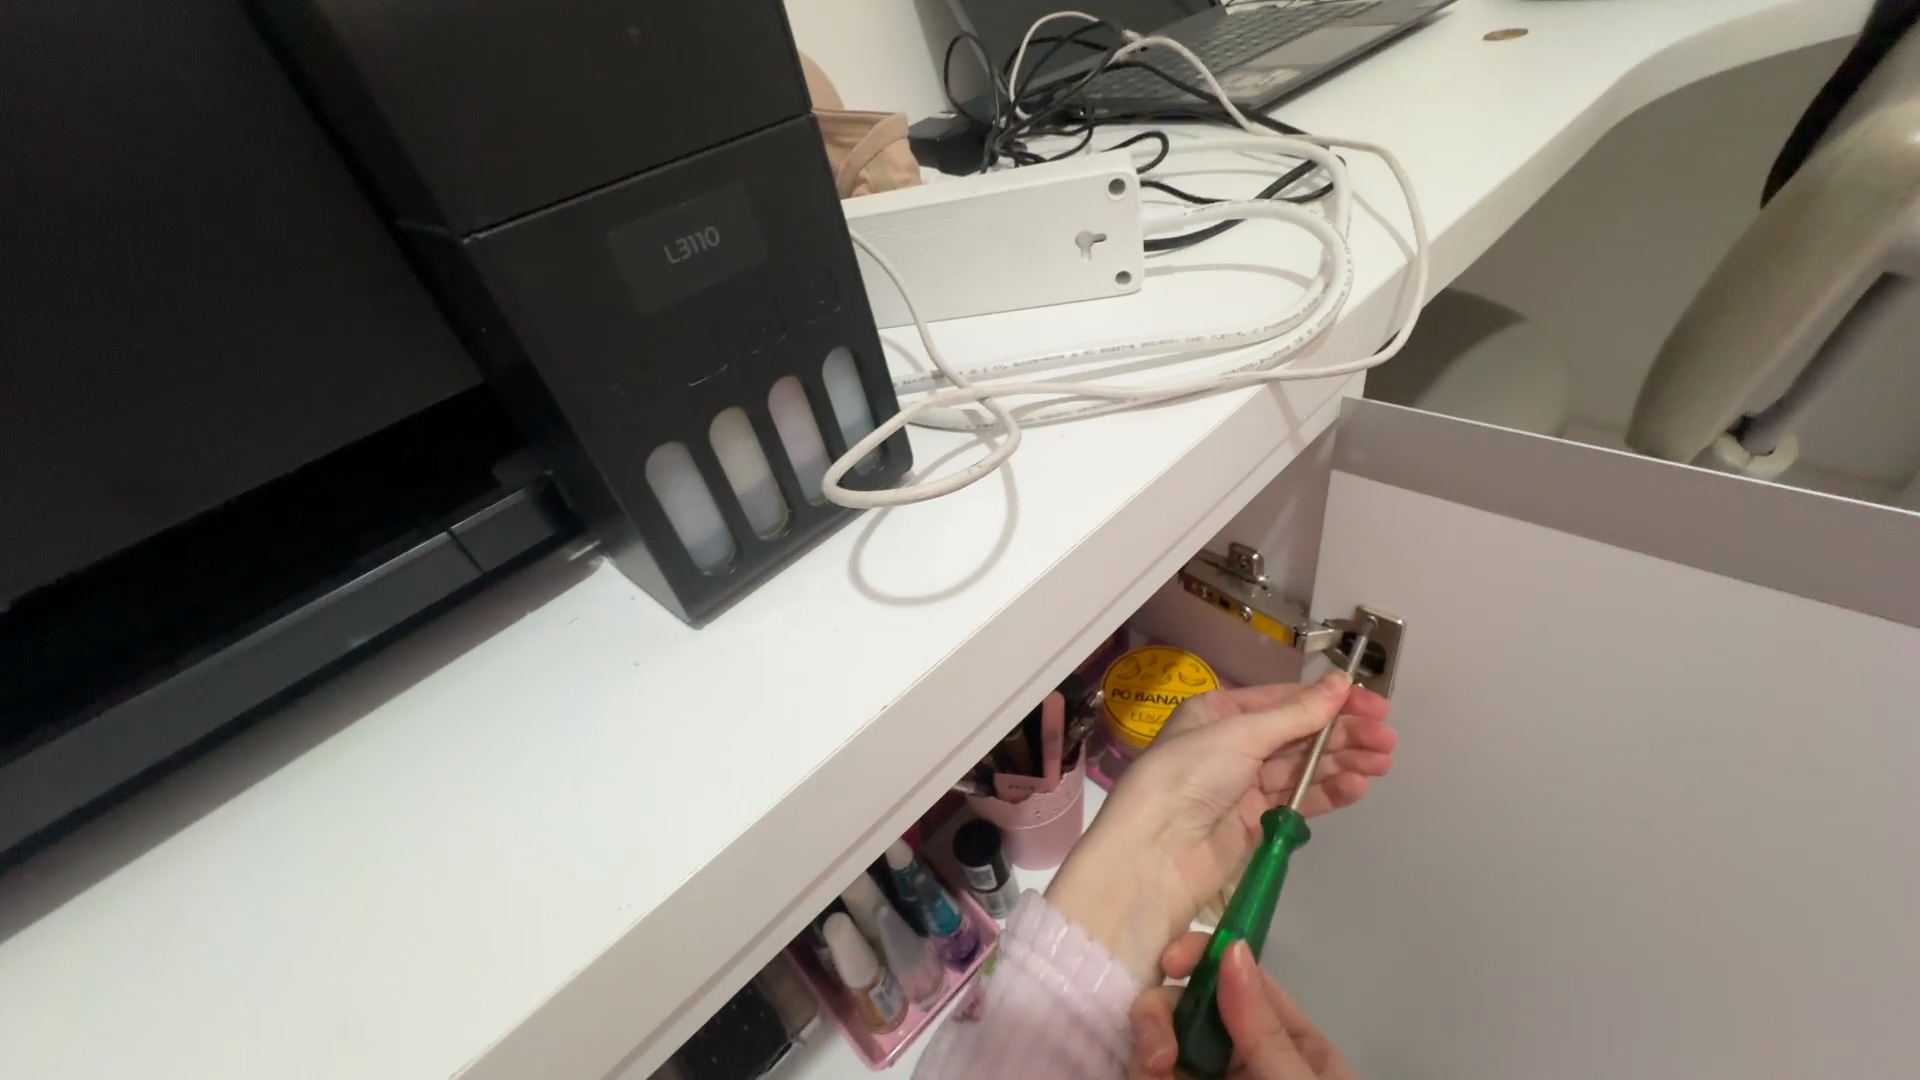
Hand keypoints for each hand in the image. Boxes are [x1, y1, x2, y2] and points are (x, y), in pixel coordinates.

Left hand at [1047, 674, 1393, 980]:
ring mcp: (1241, 784)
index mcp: (1216, 712)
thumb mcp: (1240, 733)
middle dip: (1341, 733)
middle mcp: (1228, 744)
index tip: (1373, 705)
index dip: (1328, 701)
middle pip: (1296, 733)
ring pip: (1301, 766)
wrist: (1157, 851)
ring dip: (1341, 761)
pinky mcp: (1254, 822)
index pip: (1282, 700)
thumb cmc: (1189, 775)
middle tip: (1387, 739)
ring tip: (1381, 761)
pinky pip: (1297, 800)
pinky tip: (1357, 785)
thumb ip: (1294, 714)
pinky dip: (1327, 791)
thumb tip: (1339, 682)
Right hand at [1129, 934, 1356, 1079]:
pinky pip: (1146, 1071)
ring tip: (1151, 1077)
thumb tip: (1232, 946)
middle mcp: (1239, 1054)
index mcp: (1285, 1039)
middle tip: (1154, 1057)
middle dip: (1159, 1017)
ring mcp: (1203, 1077)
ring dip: (1145, 1053)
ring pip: (1156, 1041)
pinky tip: (1144, 1079)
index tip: (1169, 963)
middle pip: (1184, 1003)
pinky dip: (1138, 1072)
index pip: (1234, 973)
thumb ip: (1264, 1029)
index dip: (1198, 956)